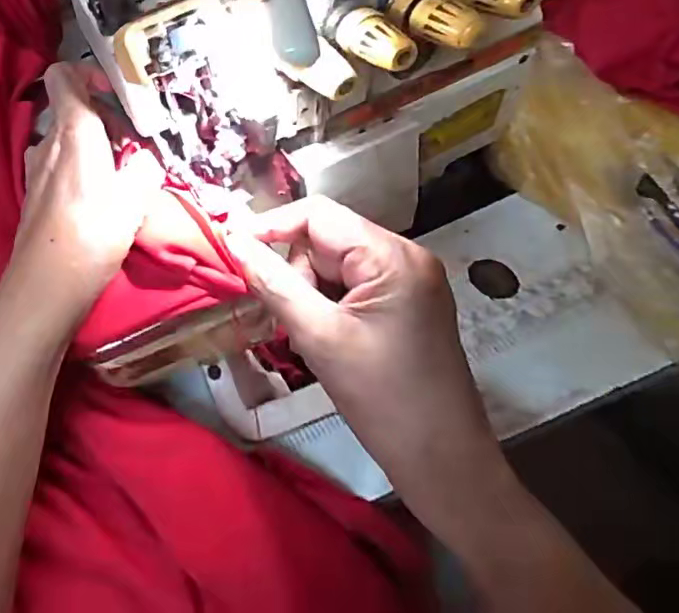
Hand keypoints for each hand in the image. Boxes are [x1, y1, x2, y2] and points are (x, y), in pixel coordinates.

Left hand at [8, 63, 163, 326]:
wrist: (43, 290)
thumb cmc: (91, 236)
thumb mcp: (135, 198)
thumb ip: (146, 166)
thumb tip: (146, 156)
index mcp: (72, 131)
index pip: (63, 75)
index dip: (89, 73)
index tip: (117, 93)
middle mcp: (48, 143)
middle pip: (73, 109)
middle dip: (106, 117)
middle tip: (135, 144)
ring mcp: (37, 170)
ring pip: (69, 139)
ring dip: (95, 146)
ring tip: (122, 173)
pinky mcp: (35, 195)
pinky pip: (61, 165)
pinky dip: (82, 169)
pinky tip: (101, 198)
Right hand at [231, 198, 637, 612]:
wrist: (445, 464)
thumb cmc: (383, 401)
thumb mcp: (319, 338)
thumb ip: (273, 283)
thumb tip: (234, 242)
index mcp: (392, 255)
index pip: (318, 215)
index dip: (271, 226)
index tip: (233, 248)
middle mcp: (405, 255)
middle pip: (327, 238)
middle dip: (297, 271)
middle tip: (290, 319)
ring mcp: (409, 279)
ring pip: (336, 263)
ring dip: (311, 290)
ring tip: (313, 336)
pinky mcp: (406, 301)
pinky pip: (353, 283)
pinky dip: (329, 303)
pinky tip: (330, 338)